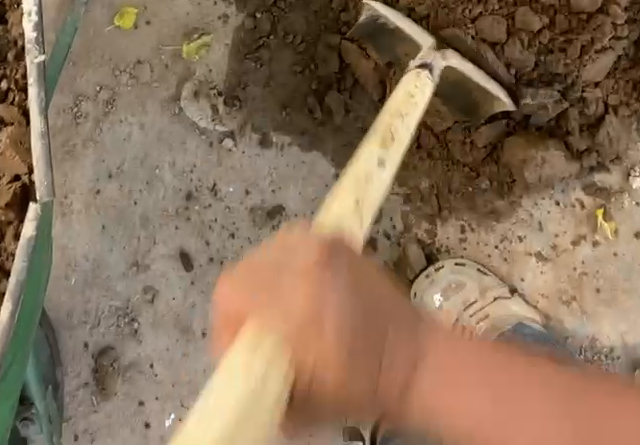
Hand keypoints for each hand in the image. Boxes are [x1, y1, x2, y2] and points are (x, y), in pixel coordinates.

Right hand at [209, 224, 430, 427]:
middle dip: (243, 302)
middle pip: (244, 270)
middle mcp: (305, 260)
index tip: (238, 347)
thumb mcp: (300, 402)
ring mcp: (322, 243)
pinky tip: (296, 287)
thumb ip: (258, 384)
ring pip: (264, 252)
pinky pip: (290, 242)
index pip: (230, 292)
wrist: (413, 357)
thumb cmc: (360, 385)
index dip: (226, 323)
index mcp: (294, 299)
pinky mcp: (336, 238)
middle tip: (255, 332)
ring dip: (262, 279)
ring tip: (275, 309)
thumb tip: (234, 374)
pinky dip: (285, 263)